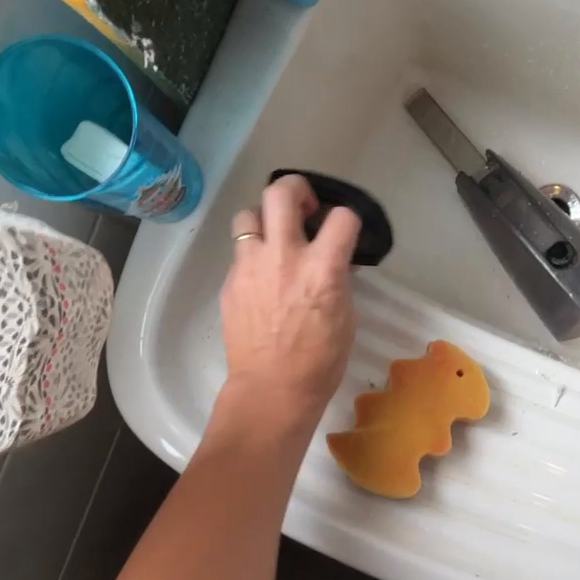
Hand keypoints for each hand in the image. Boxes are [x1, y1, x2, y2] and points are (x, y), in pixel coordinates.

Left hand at [218, 174, 360, 432]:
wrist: (272, 389)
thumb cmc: (321, 362)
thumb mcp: (345, 318)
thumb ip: (339, 280)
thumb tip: (336, 262)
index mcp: (322, 268)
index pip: (342, 217)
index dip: (348, 220)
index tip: (346, 231)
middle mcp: (284, 256)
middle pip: (281, 193)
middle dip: (297, 190)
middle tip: (305, 208)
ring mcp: (251, 267)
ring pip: (248, 214)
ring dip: (264, 219)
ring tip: (274, 238)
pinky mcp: (230, 282)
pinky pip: (240, 253)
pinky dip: (254, 256)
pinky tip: (263, 278)